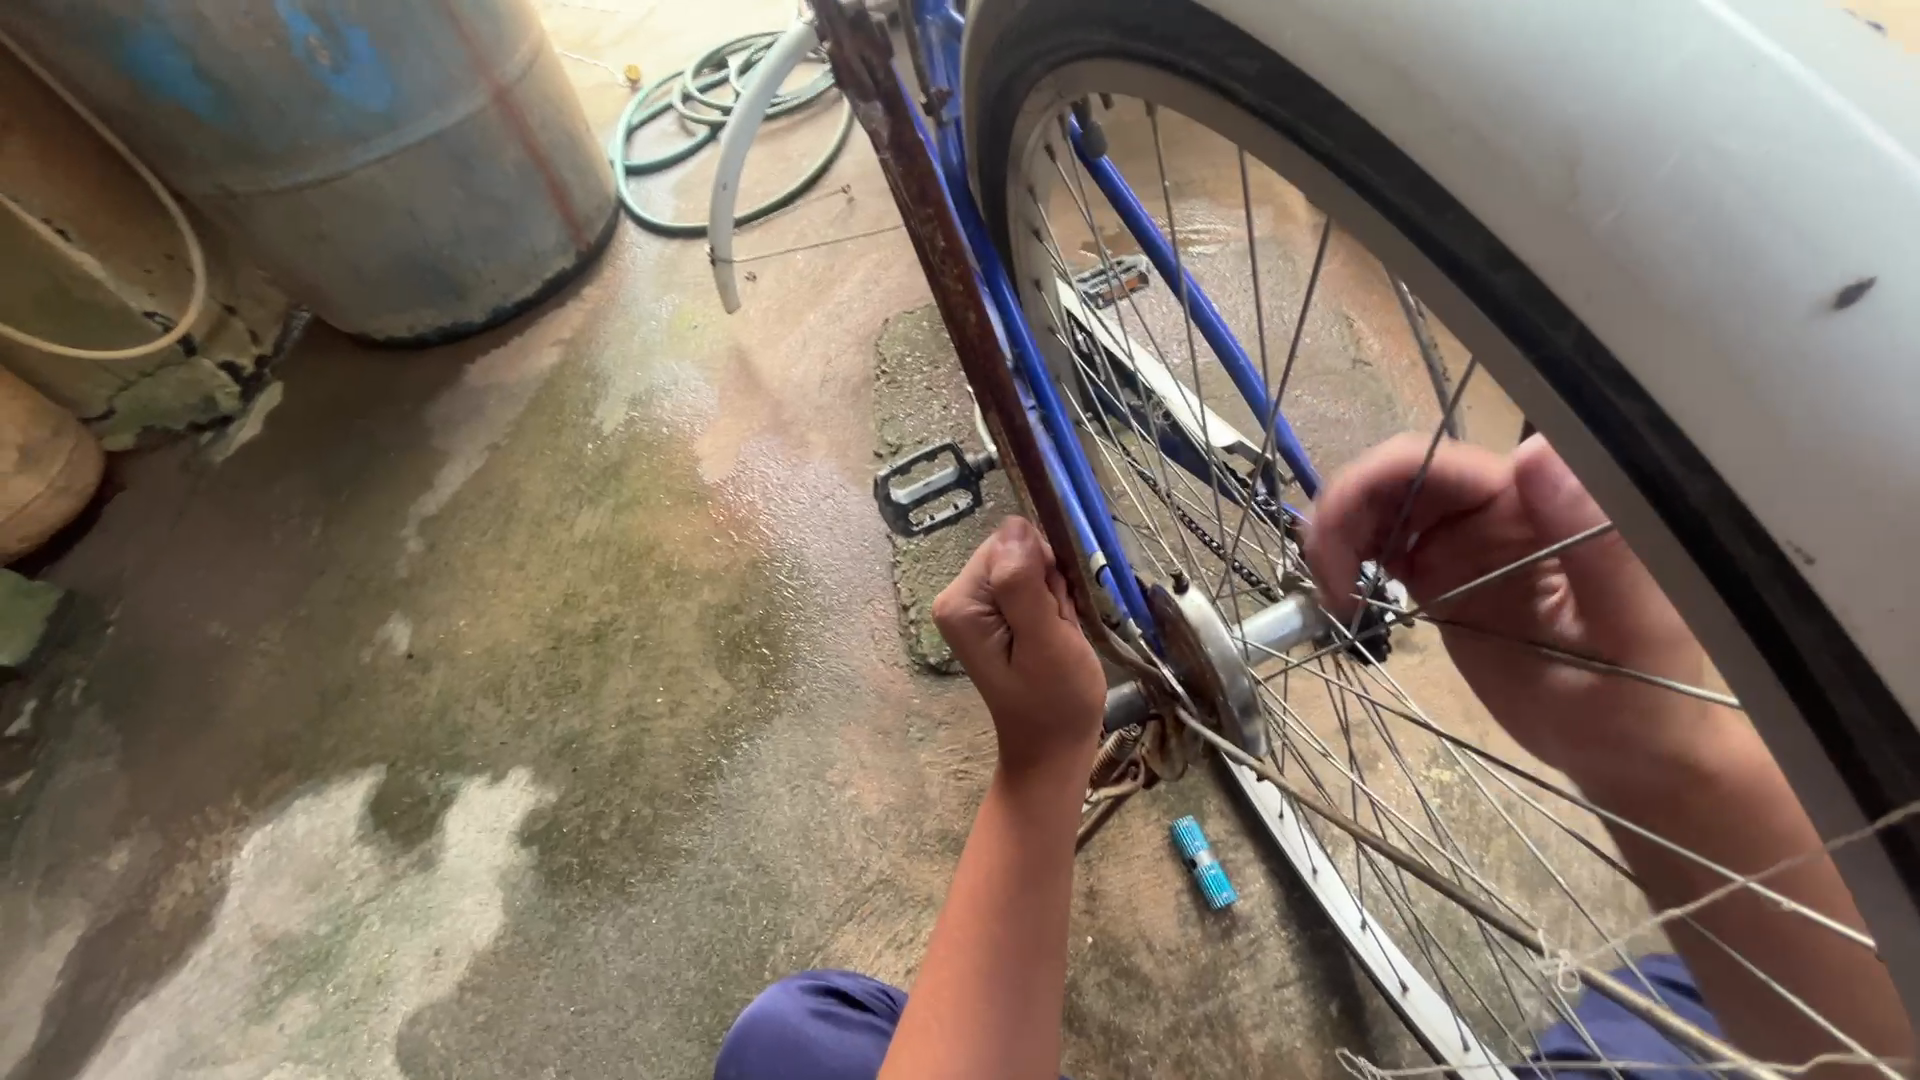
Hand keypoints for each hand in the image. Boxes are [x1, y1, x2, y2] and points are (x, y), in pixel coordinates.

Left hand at [933, 517, 1106, 780]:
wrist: (1054, 745)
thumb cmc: (1054, 701)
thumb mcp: (1043, 641)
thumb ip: (1022, 583)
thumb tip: (1014, 525)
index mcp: (960, 602)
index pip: (1008, 544)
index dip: (1043, 569)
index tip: (1053, 611)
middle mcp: (960, 597)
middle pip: (1018, 552)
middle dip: (1049, 583)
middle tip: (1056, 629)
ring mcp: (977, 606)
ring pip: (1032, 567)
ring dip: (1055, 595)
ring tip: (1056, 636)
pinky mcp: (997, 614)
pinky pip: (1035, 585)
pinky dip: (1054, 604)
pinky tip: (1055, 634)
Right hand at [1304, 434, 1740, 792]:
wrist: (1623, 749)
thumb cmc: (1645, 703)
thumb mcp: (1637, 630)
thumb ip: (1599, 542)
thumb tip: (1533, 453)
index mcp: (1535, 507)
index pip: (1432, 464)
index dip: (1366, 488)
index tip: (1335, 552)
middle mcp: (1493, 510)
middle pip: (1390, 479)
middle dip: (1340, 517)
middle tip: (1326, 583)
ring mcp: (1462, 542)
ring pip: (1374, 509)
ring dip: (1336, 539)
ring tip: (1333, 597)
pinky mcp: (1440, 574)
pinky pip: (1377, 546)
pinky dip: (1346, 562)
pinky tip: (1343, 598)